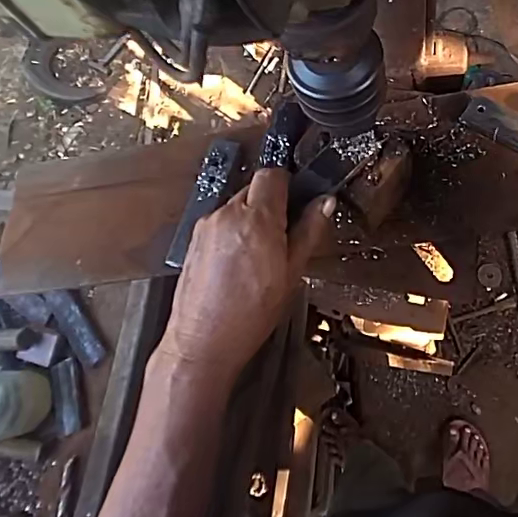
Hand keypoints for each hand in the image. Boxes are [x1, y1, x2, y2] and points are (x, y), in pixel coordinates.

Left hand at [163, 168, 333, 382]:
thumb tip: (324, 203)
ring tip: (258, 258)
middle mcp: (227, 214)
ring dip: (250, 221)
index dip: (288, 185)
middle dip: (269, 206)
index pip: (273, 175)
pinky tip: (237, 265)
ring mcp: (207, 224)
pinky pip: (219, 222)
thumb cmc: (248, 315)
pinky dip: (231, 234)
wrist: (203, 341)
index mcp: (257, 219)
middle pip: (254, 189)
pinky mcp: (194, 238)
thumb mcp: (292, 274)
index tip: (296, 202)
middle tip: (281, 236)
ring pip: (236, 206)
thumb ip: (308, 231)